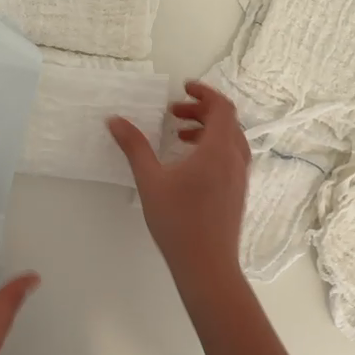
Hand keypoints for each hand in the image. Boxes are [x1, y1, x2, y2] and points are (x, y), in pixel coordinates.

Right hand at [108, 80, 251, 283]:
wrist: (207, 266)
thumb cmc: (178, 221)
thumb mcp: (150, 180)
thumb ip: (134, 147)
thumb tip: (115, 120)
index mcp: (218, 151)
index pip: (222, 108)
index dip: (205, 92)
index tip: (183, 88)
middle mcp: (235, 160)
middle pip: (227, 122)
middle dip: (201, 111)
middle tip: (174, 113)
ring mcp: (240, 179)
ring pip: (231, 141)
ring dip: (207, 130)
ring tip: (178, 136)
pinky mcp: (237, 194)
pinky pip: (230, 158)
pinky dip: (212, 148)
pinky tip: (188, 164)